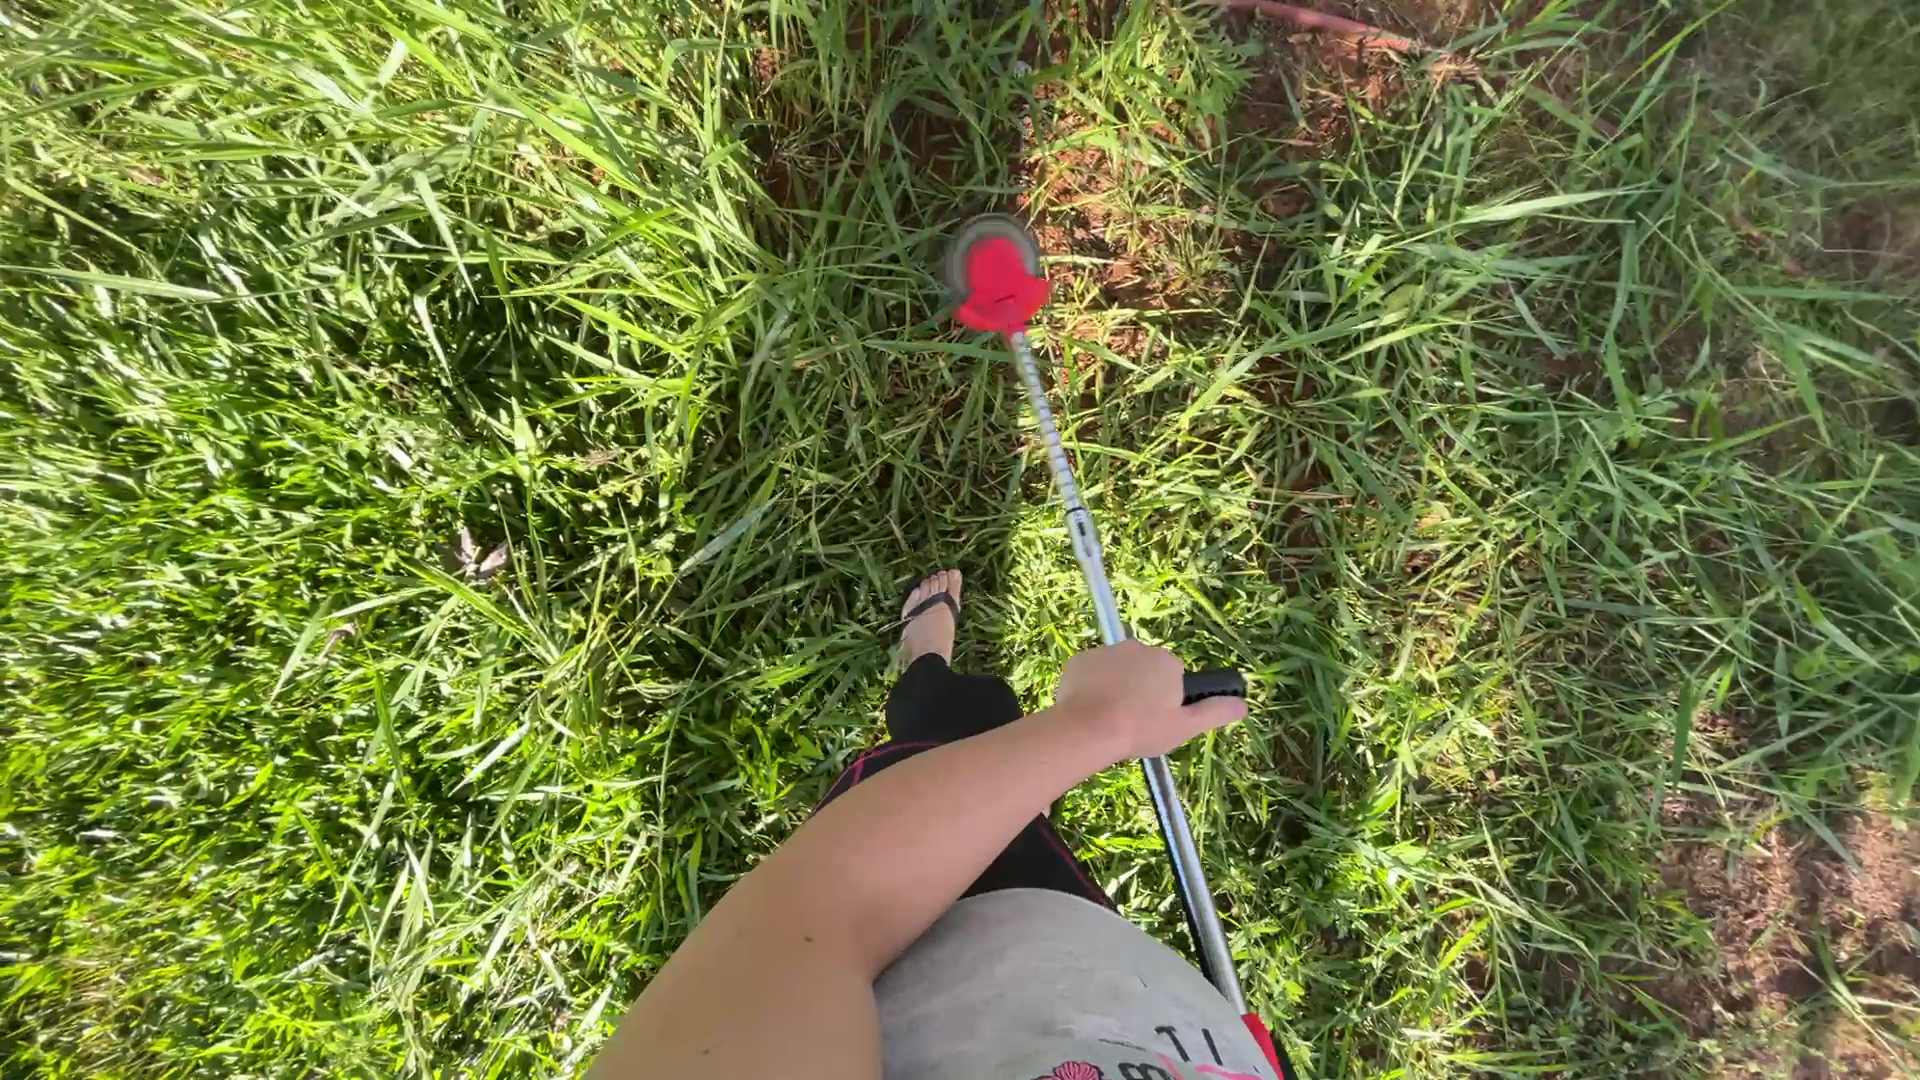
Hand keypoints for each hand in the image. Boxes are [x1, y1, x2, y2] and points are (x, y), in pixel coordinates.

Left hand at [1051, 641, 1248, 761]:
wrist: (1087, 728)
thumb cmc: (1140, 728)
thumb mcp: (1184, 727)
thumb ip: (1214, 712)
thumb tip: (1243, 705)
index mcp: (1166, 662)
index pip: (1172, 675)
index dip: (1167, 697)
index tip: (1157, 716)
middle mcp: (1137, 648)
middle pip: (1144, 668)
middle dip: (1142, 687)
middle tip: (1134, 718)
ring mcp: (1105, 651)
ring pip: (1116, 669)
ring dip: (1116, 685)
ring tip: (1110, 716)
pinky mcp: (1079, 660)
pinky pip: (1091, 672)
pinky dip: (1091, 686)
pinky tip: (1090, 708)